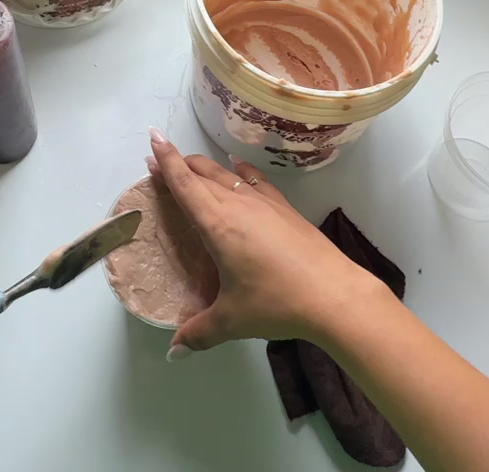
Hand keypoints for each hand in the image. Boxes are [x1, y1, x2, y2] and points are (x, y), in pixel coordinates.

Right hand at [148, 129, 391, 356]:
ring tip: (191, 164)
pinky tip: (238, 166)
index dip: (167, 161)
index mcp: (217, 223)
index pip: (185, 184)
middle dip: (179, 164)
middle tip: (160, 161)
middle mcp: (237, 203)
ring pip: (226, 173)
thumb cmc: (276, 303)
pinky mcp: (284, 207)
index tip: (154, 137)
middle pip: (202, 174)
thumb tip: (174, 351)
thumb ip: (199, 332)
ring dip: (205, 166)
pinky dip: (241, 169)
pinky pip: (254, 178)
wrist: (333, 293)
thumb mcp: (232, 320)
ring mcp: (263, 202)